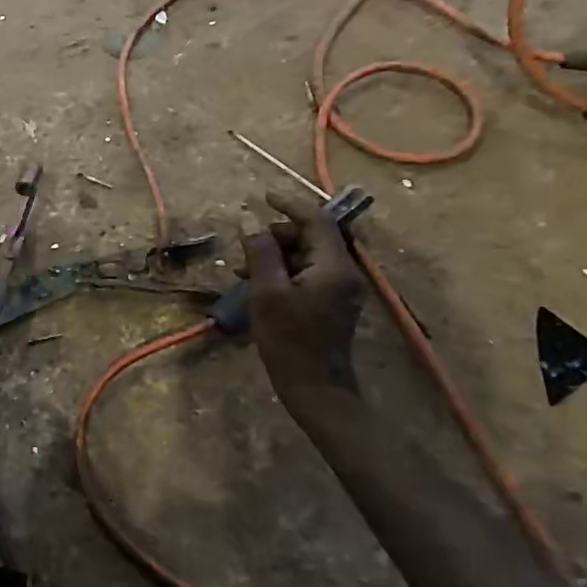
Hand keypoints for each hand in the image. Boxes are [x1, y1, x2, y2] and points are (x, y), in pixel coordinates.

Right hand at [241, 192, 367, 399]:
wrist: (315, 390)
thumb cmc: (289, 341)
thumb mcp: (267, 292)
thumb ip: (260, 251)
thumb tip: (248, 217)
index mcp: (334, 266)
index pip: (317, 220)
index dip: (289, 204)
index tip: (263, 196)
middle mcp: (344, 272)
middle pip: (310, 236)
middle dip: (276, 236)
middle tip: (245, 250)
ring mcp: (340, 288)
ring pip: (305, 254)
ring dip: (275, 255)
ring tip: (243, 270)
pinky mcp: (331, 302)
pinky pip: (307, 272)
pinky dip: (282, 271)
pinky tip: (256, 284)